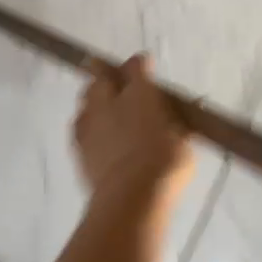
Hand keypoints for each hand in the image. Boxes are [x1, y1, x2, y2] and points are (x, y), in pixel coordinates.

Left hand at [73, 54, 193, 201]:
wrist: (129, 197)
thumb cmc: (166, 165)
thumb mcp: (183, 142)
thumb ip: (177, 126)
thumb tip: (177, 119)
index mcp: (140, 93)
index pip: (136, 66)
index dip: (140, 64)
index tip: (144, 64)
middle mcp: (111, 100)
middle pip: (101, 75)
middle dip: (106, 73)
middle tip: (114, 79)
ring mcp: (90, 122)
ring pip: (85, 98)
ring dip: (93, 97)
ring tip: (101, 103)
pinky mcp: (78, 145)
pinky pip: (78, 125)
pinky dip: (85, 123)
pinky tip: (92, 130)